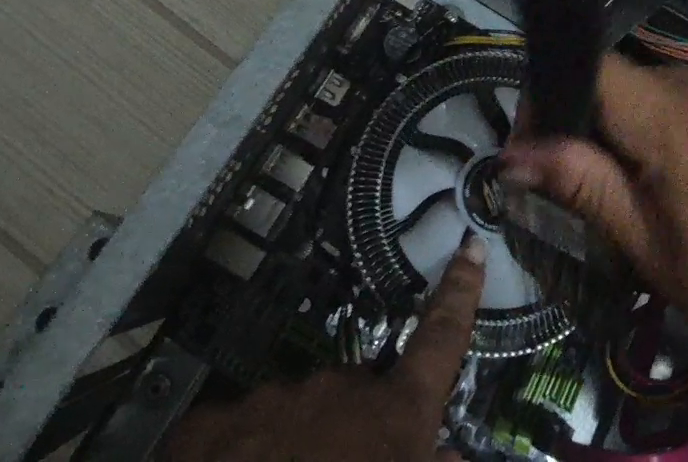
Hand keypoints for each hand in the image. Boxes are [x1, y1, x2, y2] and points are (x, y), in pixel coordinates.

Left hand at [163, 236, 487, 460]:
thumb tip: (449, 453)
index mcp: (393, 412)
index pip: (440, 341)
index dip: (459, 293)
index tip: (471, 247)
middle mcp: (338, 389)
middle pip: (359, 394)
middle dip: (357, 426)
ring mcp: (275, 397)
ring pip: (299, 412)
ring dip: (302, 444)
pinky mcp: (216, 419)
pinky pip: (242, 429)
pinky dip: (247, 453)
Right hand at [499, 56, 687, 389]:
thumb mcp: (649, 247)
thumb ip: (581, 184)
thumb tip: (511, 156)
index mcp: (679, 118)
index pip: (593, 68)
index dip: (552, 95)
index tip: (533, 142)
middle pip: (627, 79)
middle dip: (591, 118)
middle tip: (577, 178)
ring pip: (662, 90)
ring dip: (634, 124)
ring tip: (632, 187)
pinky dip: (674, 127)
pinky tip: (682, 181)